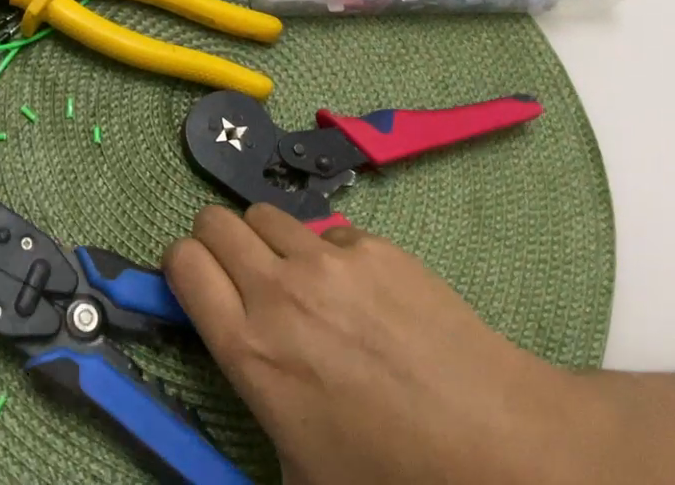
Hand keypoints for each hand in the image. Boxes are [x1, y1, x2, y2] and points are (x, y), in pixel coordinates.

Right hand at [163, 205, 590, 484]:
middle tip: (243, 274)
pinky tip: (366, 295)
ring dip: (270, 242)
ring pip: (265, 215)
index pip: (181, 261)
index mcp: (247, 348)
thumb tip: (241, 363)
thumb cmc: (387, 472)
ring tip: (301, 278)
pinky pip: (330, 233)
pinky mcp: (374, 247)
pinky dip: (333, 255)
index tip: (202, 284)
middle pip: (213, 221)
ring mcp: (328, 261)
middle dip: (218, 242)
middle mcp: (277, 291)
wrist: (492, 445)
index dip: (184, 266)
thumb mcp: (293, 464)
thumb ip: (252, 399)